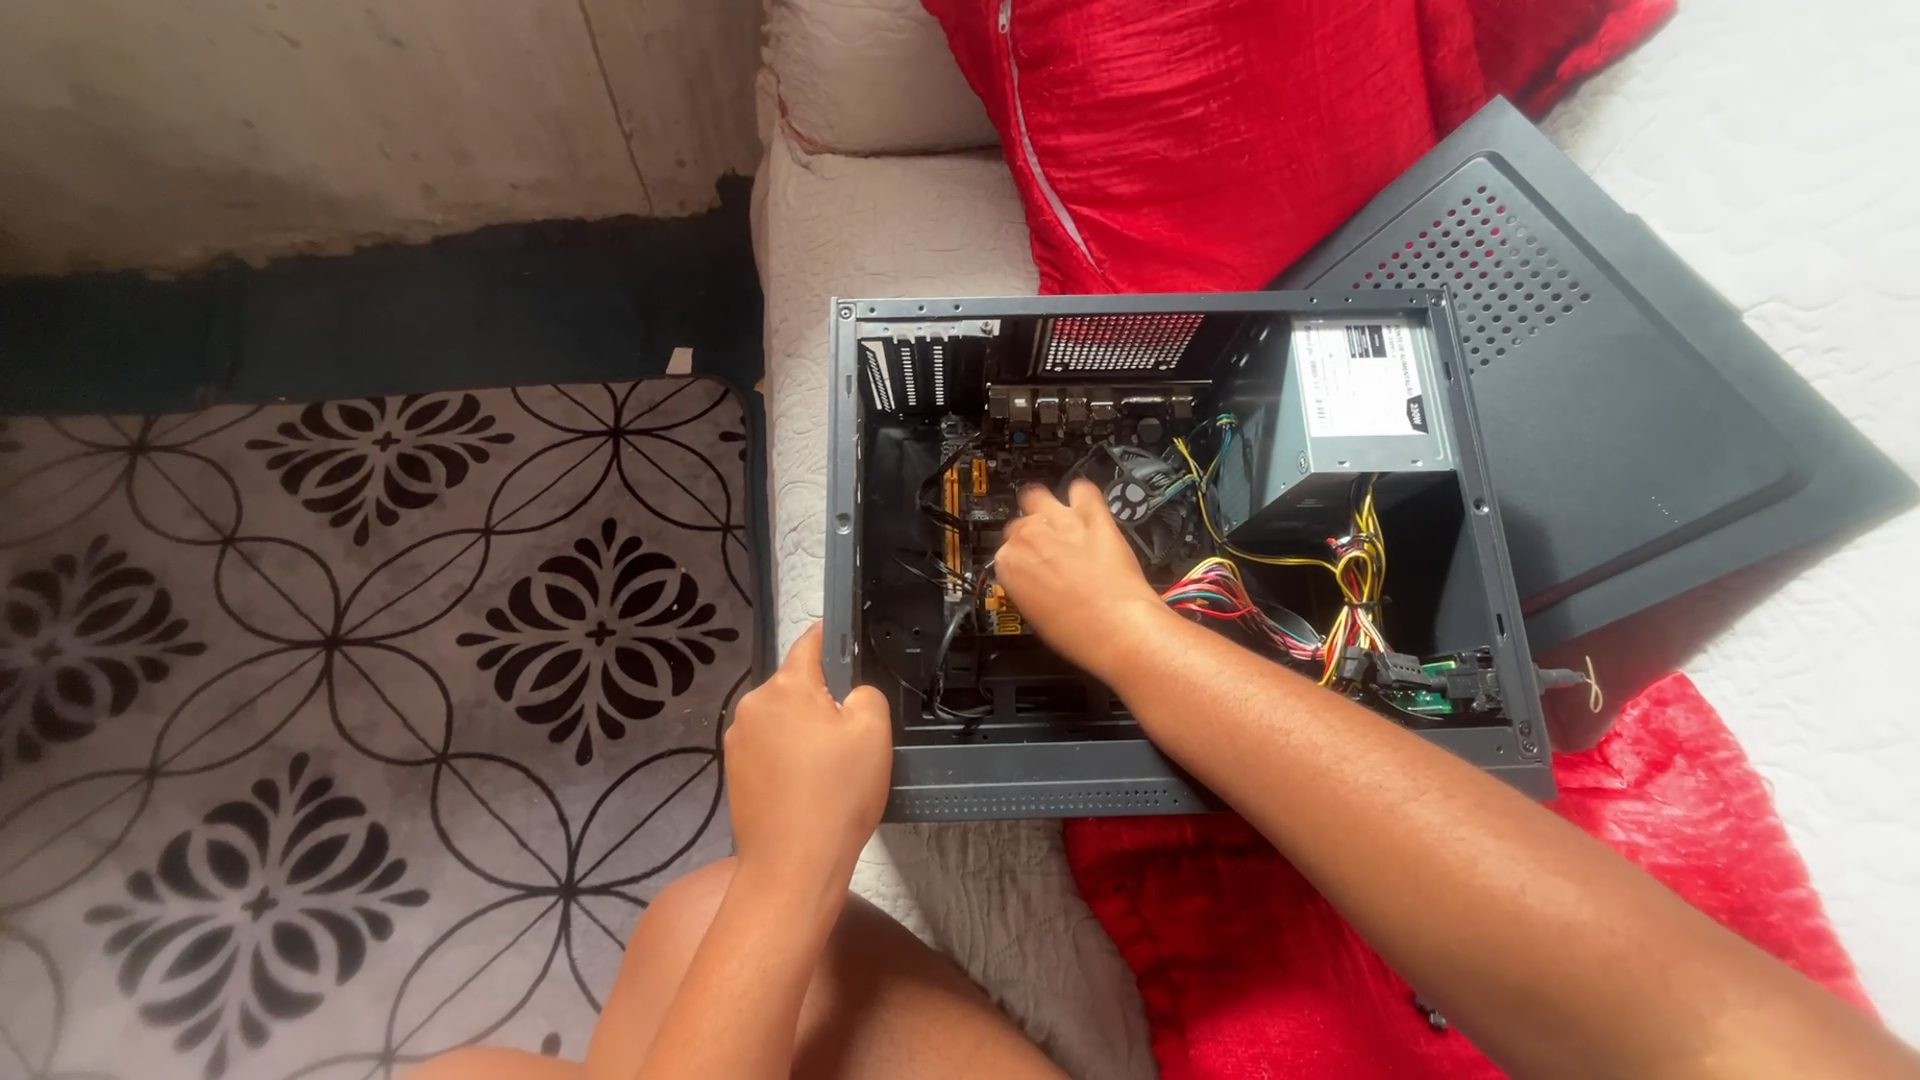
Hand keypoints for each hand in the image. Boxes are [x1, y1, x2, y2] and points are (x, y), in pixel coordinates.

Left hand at [725, 623, 891, 899]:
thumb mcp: (873, 732)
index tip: (852, 646)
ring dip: (805, 728)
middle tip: (852, 732)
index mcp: (785, 687)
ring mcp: (738, 741)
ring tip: (831, 766)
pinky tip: (808, 784)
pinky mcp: (735, 772)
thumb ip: (865, 693)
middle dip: (823, 697)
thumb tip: (849, 694)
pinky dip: (789, 755)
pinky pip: (770, 746)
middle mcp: (752, 705)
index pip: (810, 641)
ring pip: (783, 717)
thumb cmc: (837, 795)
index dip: (834, 637)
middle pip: (796, 684)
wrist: (792, 868)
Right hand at [994, 478, 1176, 680]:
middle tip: (1048, 547)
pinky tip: (1086, 505)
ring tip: (1059, 518)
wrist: (1118, 628)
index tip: (1032, 563)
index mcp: (1009, 564)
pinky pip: (1082, 489)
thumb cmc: (1077, 632)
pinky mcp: (1092, 515)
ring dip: (1046, 505)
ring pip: (1040, 495)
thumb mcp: (1034, 617)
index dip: (1020, 557)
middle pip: (1021, 521)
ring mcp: (1060, 521)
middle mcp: (1029, 536)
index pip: (1005, 550)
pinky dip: (1082, 495)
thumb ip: (1027, 587)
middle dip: (1032, 532)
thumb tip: (1033, 581)